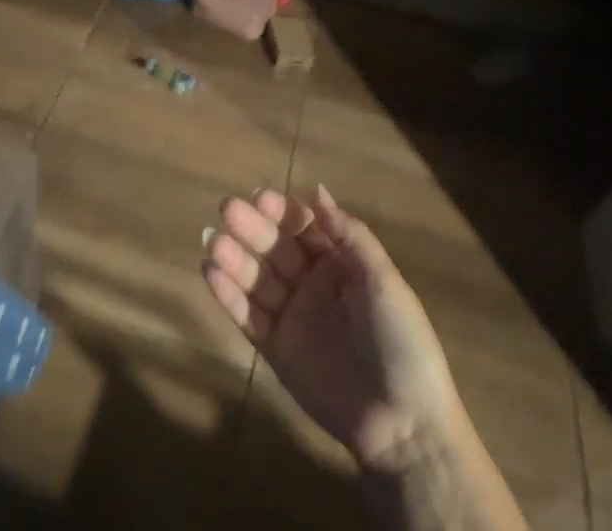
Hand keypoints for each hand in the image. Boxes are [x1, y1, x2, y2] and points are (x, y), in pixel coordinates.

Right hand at [203, 186, 457, 471]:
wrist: (402, 421)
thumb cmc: (401, 342)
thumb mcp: (384, 282)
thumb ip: (350, 236)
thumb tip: (317, 190)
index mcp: (343, 266)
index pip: (306, 229)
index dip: (282, 212)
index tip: (259, 196)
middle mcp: (313, 285)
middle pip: (276, 249)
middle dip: (252, 228)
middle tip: (227, 208)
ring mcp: (292, 316)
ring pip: (257, 279)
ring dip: (234, 258)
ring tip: (211, 239)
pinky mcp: (275, 348)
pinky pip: (247, 316)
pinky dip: (228, 295)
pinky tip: (209, 272)